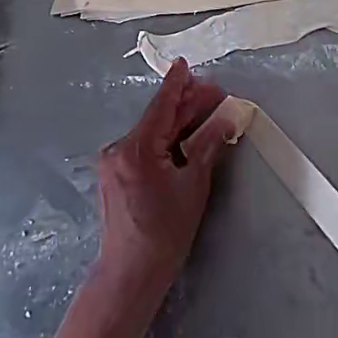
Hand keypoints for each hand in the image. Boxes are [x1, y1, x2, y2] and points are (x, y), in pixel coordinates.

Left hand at [92, 59, 239, 297]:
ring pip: (151, 133)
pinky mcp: (114, 175)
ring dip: (176, 124)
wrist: (131, 273)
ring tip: (204, 114)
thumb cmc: (165, 232)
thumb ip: (207, 145)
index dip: (177, 84)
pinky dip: (164, 141)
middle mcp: (119, 149)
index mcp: (136, 148)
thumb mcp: (193, 185)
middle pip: (157, 118)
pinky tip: (183, 140)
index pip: (161, 106)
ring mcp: (113, 163)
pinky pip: (143, 148)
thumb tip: (224, 118)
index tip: (184, 64)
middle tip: (214, 95)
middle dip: (185, 105)